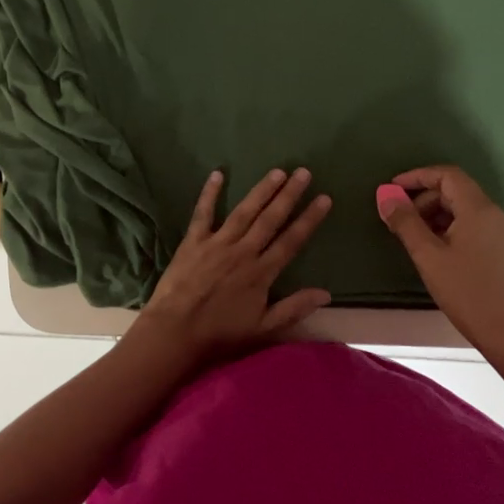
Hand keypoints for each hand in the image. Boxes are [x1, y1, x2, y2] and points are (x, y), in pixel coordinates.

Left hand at [135, 168, 332, 361]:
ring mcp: (216, 243)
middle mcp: (242, 252)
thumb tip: (326, 293)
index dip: (309, 219)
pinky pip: (203, 212)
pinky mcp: (193, 241)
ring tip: (277, 172)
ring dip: (261, 191)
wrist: (176, 329)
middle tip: (304, 172)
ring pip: (243, 211)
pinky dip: (209, 193)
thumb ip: (294, 308)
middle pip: (270, 219)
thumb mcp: (264, 328)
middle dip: (289, 195)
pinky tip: (218, 173)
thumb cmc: (221, 332)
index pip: (291, 241)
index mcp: (261, 272)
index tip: (324, 198)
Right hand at [376, 165, 503, 359]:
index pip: (448, 175)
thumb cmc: (465, 290)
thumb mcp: (427, 254)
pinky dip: (450, 227)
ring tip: (414, 238)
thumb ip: (405, 221)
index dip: (417, 176)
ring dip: (435, 215)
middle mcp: (496, 215)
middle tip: (399, 220)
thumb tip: (385, 194)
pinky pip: (474, 225)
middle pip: (456, 191)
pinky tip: (436, 251)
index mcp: (479, 210)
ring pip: (464, 209)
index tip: (391, 190)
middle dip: (423, 199)